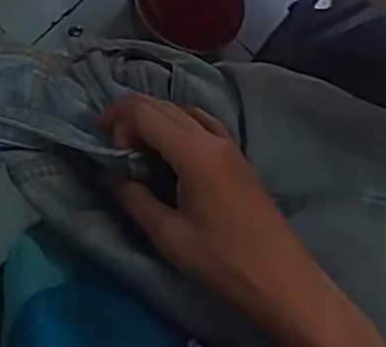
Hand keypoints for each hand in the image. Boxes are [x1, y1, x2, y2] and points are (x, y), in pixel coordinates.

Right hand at [99, 94, 381, 346]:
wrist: (283, 280)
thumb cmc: (224, 261)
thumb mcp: (170, 237)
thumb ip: (135, 199)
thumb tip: (112, 174)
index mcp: (193, 150)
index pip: (144, 112)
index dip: (117, 118)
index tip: (102, 142)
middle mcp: (210, 134)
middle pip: (161, 105)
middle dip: (131, 115)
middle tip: (111, 142)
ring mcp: (227, 141)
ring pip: (181, 109)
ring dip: (154, 117)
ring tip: (136, 144)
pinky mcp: (236, 152)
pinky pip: (200, 120)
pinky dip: (177, 121)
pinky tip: (171, 144)